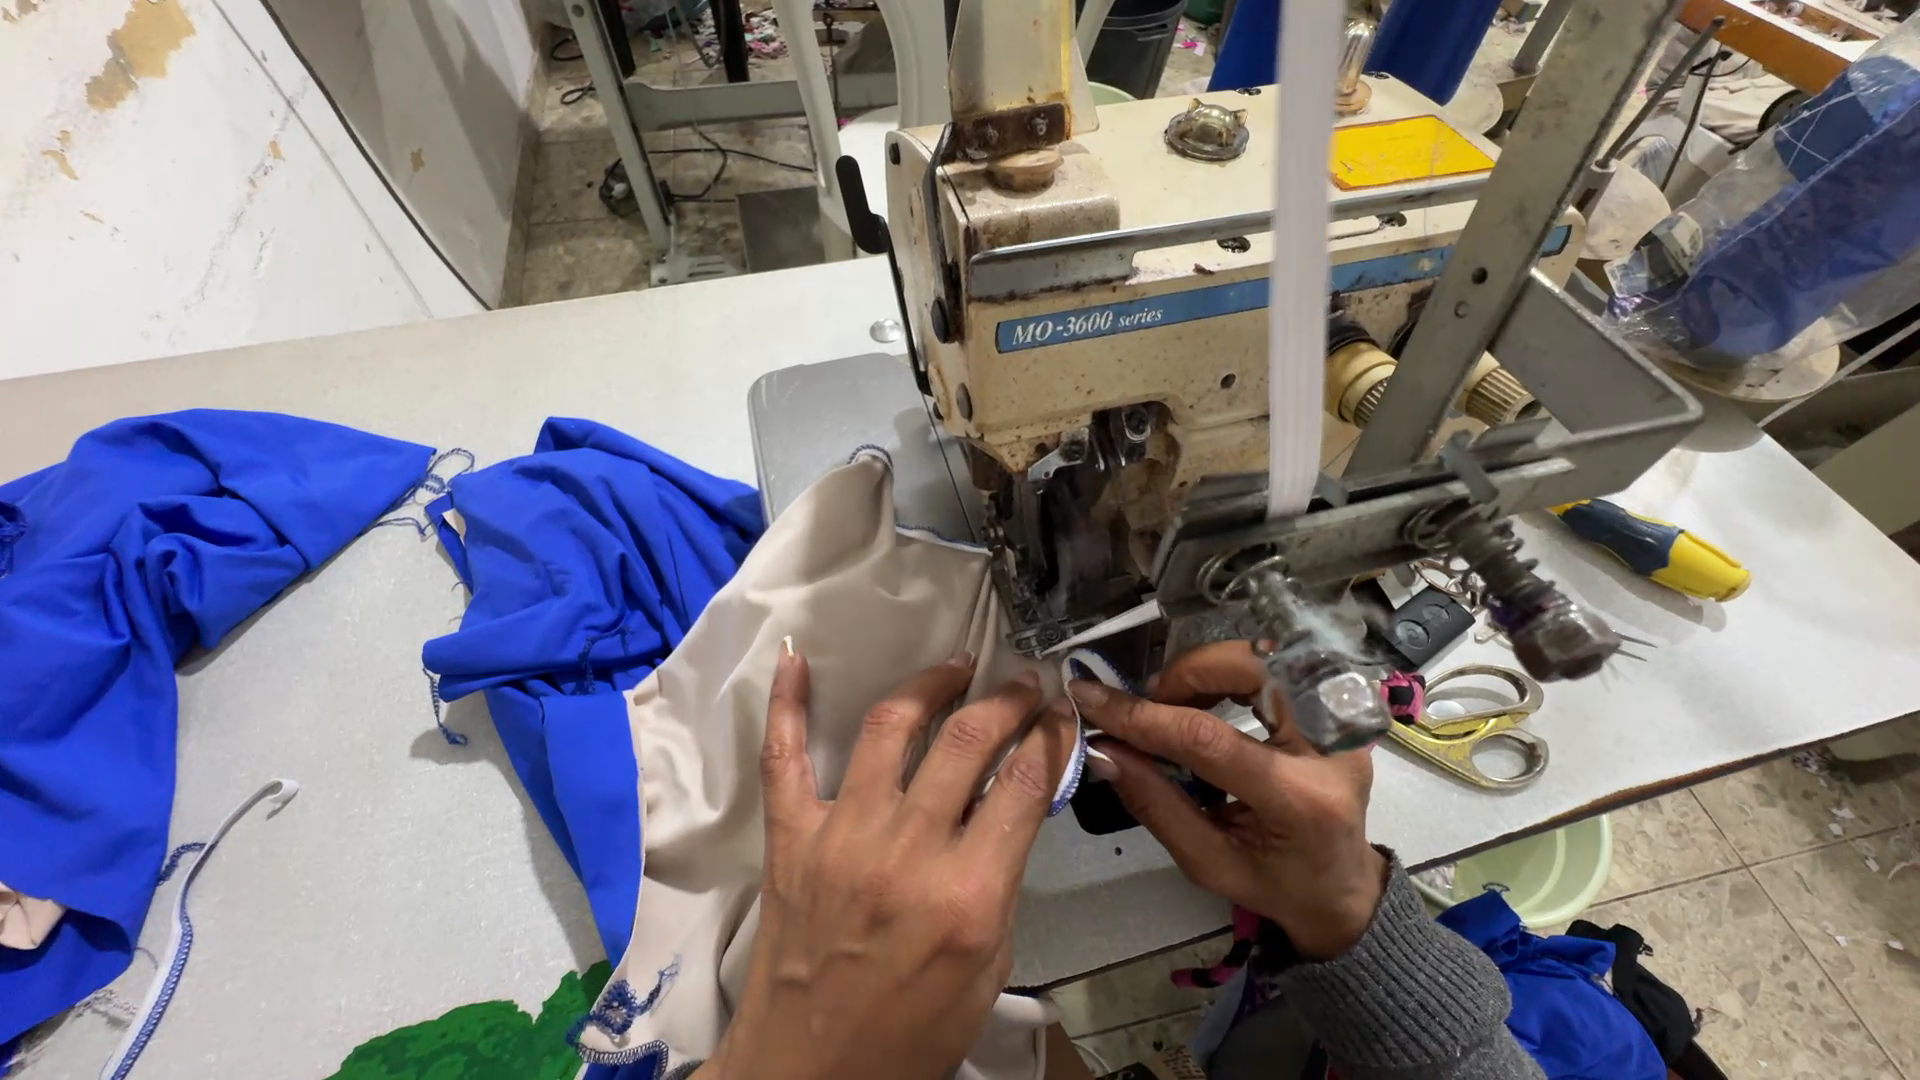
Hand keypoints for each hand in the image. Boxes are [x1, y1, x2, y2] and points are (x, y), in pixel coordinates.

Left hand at [701, 645, 1075, 1079]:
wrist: (810, 1072)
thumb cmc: (914, 1028)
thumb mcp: (990, 963)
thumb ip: (1001, 874)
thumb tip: (1009, 798)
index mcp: (968, 895)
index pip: (1023, 783)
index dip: (1051, 735)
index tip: (1059, 711)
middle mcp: (906, 852)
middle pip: (967, 740)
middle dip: (1006, 699)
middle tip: (1021, 683)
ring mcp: (841, 836)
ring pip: (889, 726)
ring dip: (930, 684)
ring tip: (956, 665)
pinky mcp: (791, 836)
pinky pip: (783, 756)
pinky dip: (786, 703)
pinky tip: (795, 657)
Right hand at [1072, 641, 1386, 960]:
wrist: (1344, 888)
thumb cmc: (1275, 884)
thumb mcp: (1207, 862)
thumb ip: (1154, 803)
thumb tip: (1102, 748)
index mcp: (1298, 800)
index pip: (1208, 738)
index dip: (1143, 716)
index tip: (1091, 697)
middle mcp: (1330, 749)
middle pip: (1251, 670)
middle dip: (1187, 673)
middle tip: (1152, 701)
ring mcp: (1340, 722)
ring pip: (1265, 655)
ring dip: (1206, 667)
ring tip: (1173, 700)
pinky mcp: (1334, 708)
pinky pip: (1275, 665)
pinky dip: (1228, 669)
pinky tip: (1203, 696)